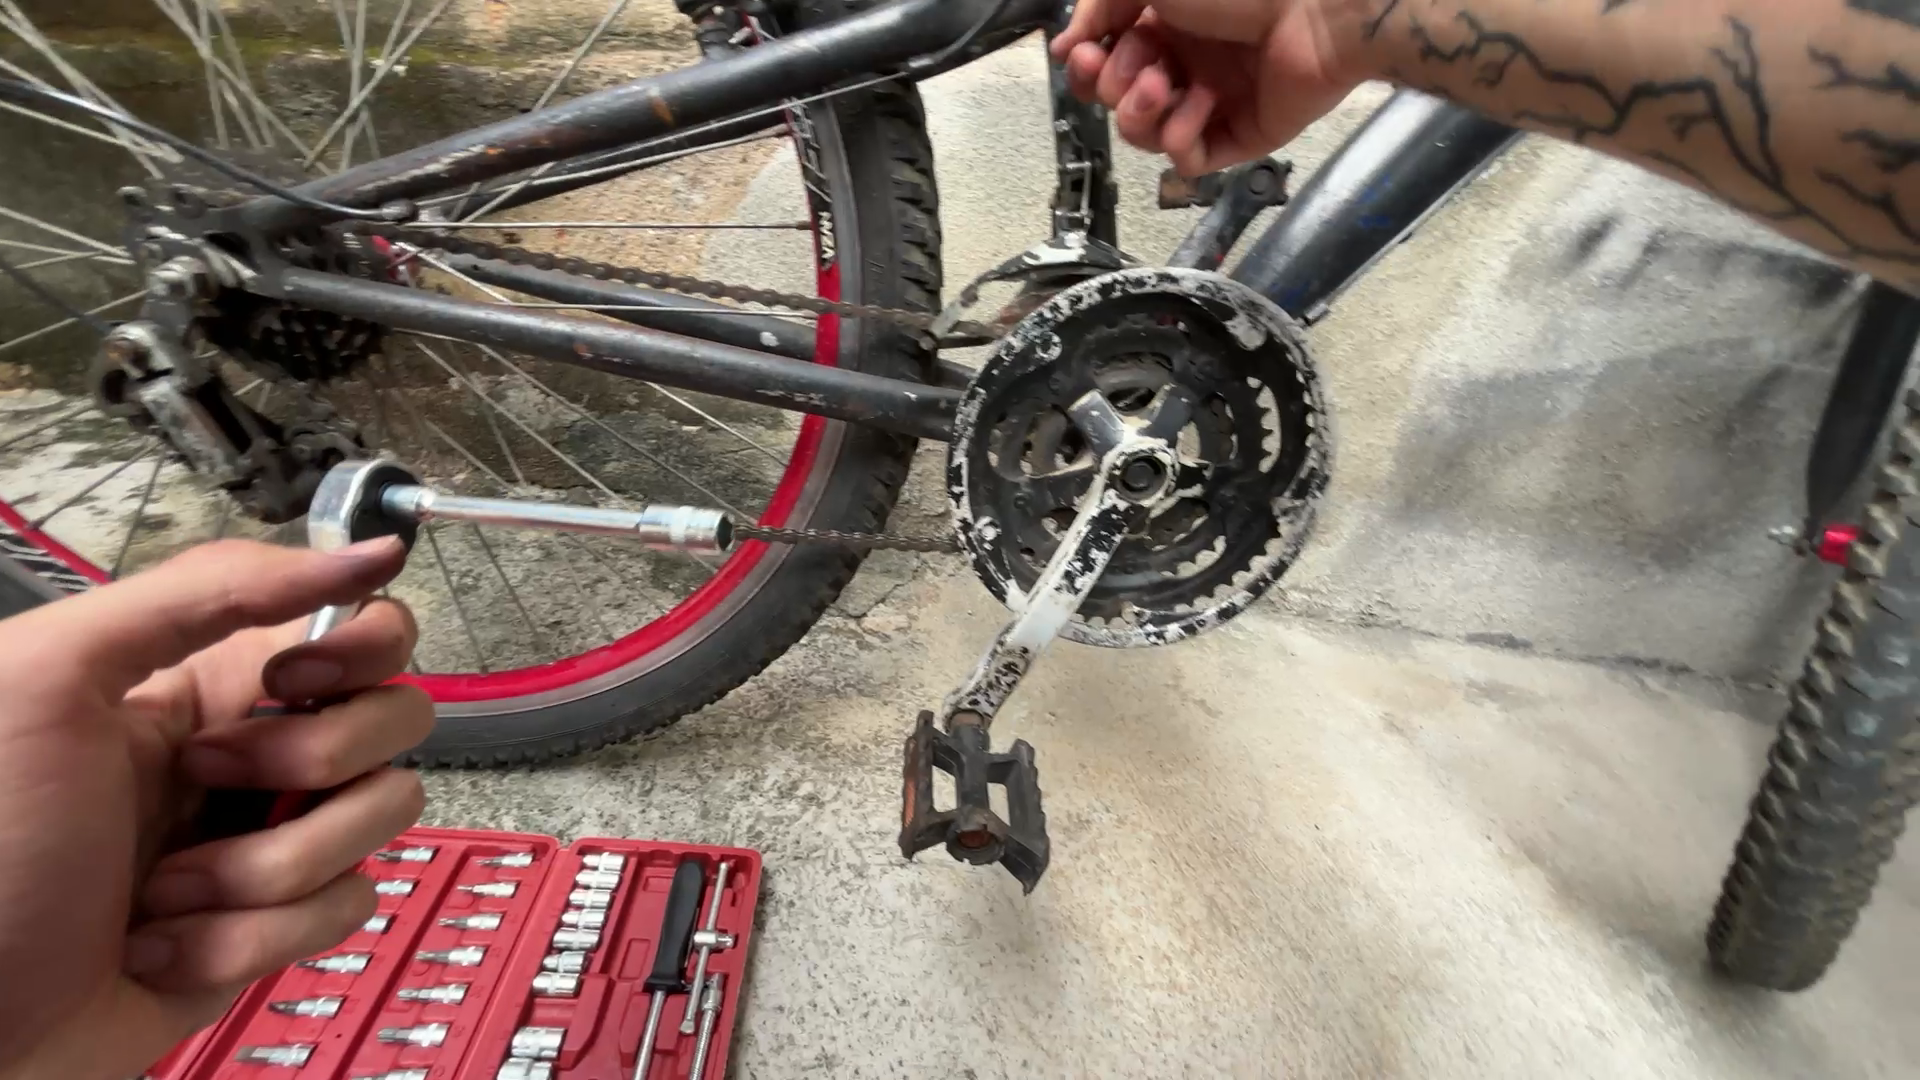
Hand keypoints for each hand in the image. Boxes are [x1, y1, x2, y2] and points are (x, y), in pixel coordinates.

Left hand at [0, 538, 432, 1079]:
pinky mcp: (292, 917)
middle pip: (403, 719)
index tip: (293, 682)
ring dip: (272, 866)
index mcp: (227, 684)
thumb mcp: (45, 677)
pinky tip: (164, 949)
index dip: (368, 648)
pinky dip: (256, 935)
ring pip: (389, 812)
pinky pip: (350, 901)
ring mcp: (291, 834)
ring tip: (163, 897)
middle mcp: (275, 750)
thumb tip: (383, 550)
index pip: (375, 631)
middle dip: (316, 763)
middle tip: (204, 785)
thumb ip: (213, 590)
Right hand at [1052, 0, 1366, 174]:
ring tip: (1165, 89)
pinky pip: (1186, 160)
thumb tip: (1063, 48)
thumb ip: (1099, 5)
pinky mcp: (1234, 138)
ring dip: (1143, 116)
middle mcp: (1185, 62)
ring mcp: (1209, 103)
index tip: (1086, 59)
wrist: (1318, 6)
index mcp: (1166, 23)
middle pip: (1119, 104)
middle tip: (1145, 69)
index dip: (1088, 71)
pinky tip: (1202, 105)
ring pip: (1146, 137)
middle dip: (1119, 90)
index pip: (1106, 64)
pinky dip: (1182, 137)